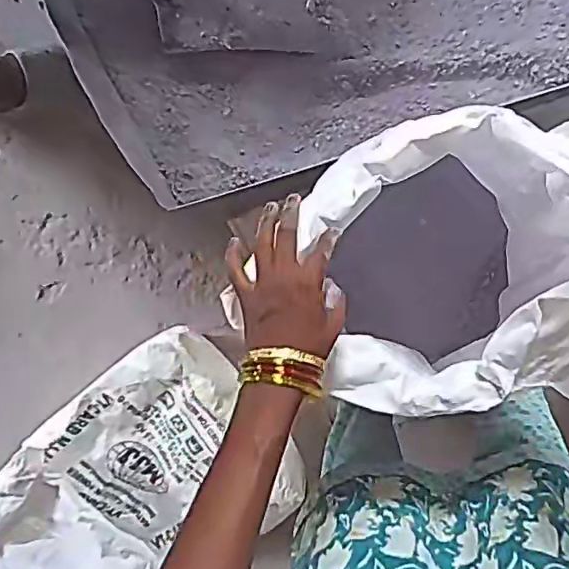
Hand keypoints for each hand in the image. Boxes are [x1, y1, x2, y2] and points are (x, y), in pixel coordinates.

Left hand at [226, 193, 346, 355]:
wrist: (279, 367)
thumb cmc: (309, 347)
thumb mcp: (333, 323)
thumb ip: (335, 301)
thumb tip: (331, 289)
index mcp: (309, 281)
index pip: (321, 250)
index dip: (327, 238)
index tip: (331, 233)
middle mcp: (284, 275)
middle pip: (286, 235)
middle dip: (291, 214)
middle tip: (293, 202)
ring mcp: (262, 283)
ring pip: (261, 244)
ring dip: (265, 223)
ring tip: (268, 209)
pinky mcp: (245, 294)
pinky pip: (235, 269)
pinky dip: (233, 254)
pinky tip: (234, 242)